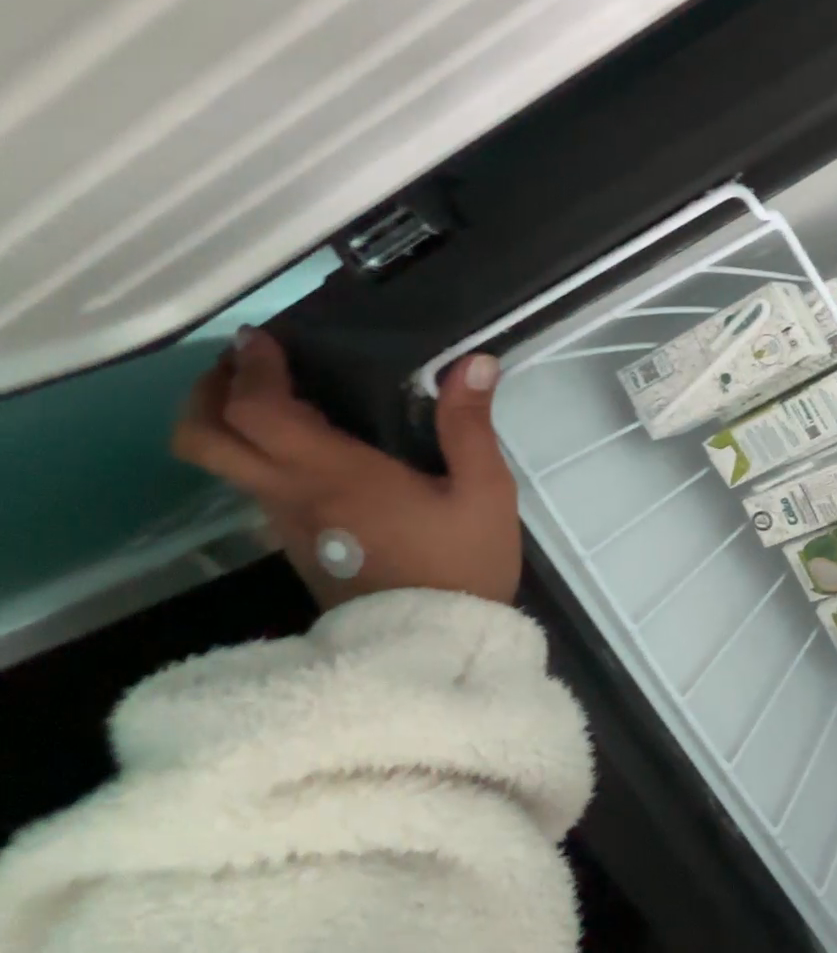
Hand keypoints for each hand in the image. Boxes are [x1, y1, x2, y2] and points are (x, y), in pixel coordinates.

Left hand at [172, 328, 520, 611]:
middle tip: (248, 362)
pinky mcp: (296, 545)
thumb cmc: (462, 563)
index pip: (258, 411)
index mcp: (336, 477)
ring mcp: (286, 525)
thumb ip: (470, 425)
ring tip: (274, 394)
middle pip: (203, 438)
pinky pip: (254, 485)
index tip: (266, 338)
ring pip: (223, 463)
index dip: (252, 368)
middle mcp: (292, 497)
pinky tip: (310, 446)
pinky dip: (257, 450)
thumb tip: (473, 362)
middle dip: (209, 391)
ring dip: (227, 419)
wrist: (433, 646)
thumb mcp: (485, 492)